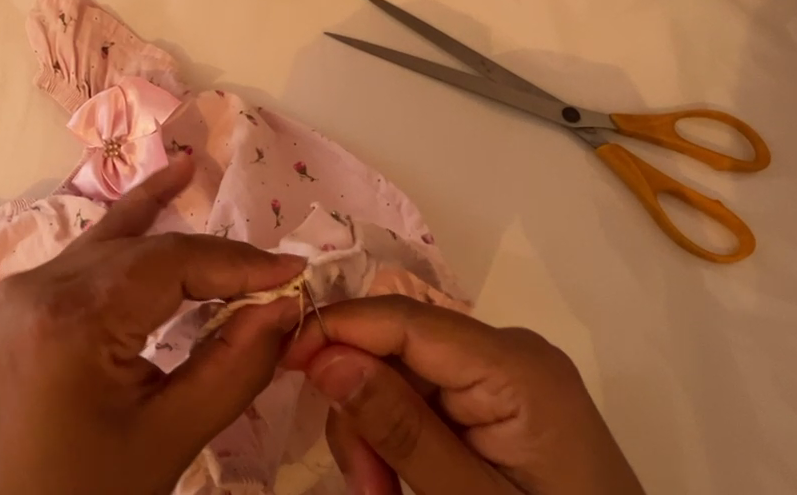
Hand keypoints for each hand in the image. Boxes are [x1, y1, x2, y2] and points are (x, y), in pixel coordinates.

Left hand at [0, 157, 305, 494]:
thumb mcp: (170, 438)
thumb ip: (234, 365)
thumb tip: (285, 304)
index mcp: (72, 318)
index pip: (170, 264)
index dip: (237, 263)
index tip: (294, 271)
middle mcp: (39, 286)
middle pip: (141, 249)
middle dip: (209, 256)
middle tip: (272, 266)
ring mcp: (24, 289)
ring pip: (109, 241)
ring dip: (158, 221)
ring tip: (192, 170)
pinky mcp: (22, 301)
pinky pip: (86, 259)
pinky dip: (125, 238)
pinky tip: (148, 204)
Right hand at [282, 296, 643, 494]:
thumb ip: (400, 429)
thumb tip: (323, 355)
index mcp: (516, 367)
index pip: (403, 318)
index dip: (336, 329)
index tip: (280, 364)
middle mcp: (509, 353)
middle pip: (396, 347)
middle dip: (361, 407)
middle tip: (363, 487)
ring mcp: (504, 376)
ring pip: (399, 374)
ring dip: (374, 431)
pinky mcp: (498, 401)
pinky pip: (424, 397)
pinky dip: (399, 437)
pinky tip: (399, 482)